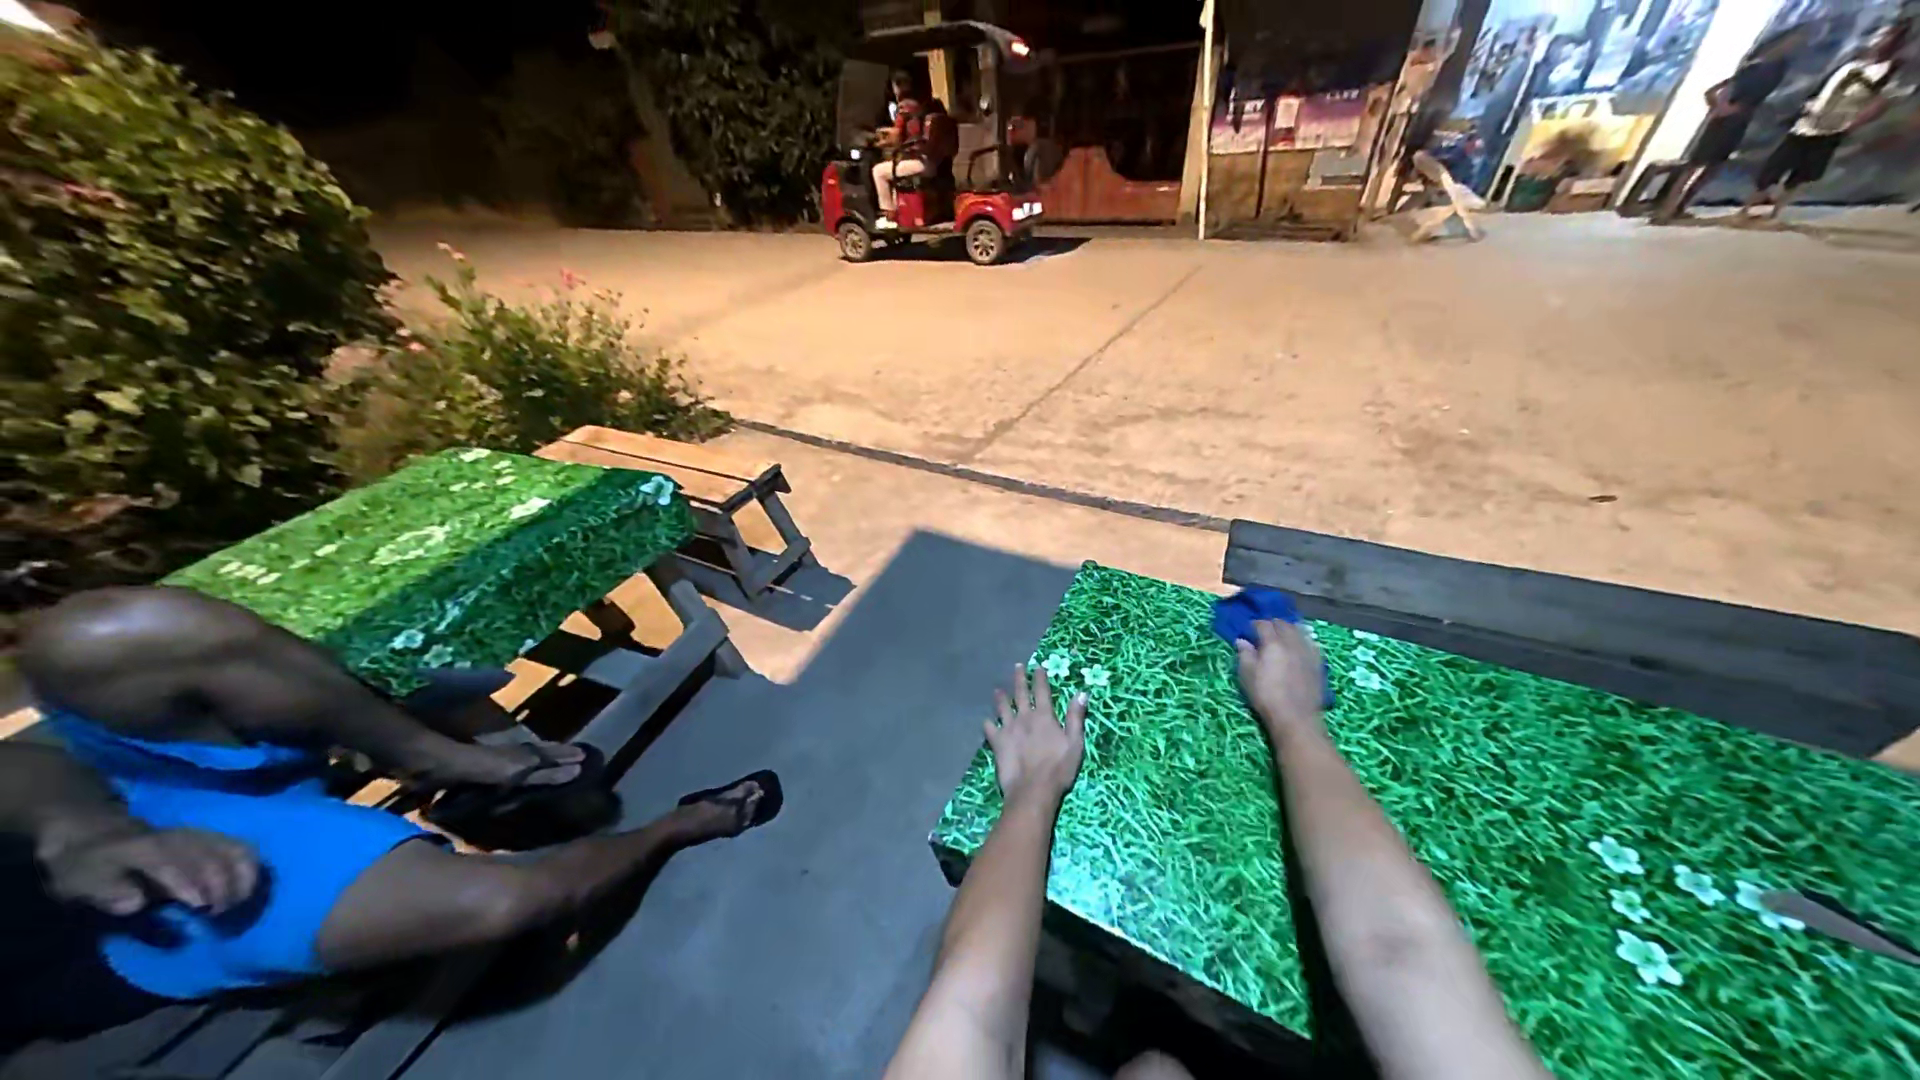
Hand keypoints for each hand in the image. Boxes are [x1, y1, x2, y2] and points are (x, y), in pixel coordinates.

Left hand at [41, 825, 260, 916]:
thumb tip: (138, 904)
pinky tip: (248, 880)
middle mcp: (182, 838)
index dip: (193, 890)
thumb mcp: (80, 882)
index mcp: (149, 848)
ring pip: (236, 851)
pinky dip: (250, 864)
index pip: (178, 868)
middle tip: (223, 912)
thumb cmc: (87, 864)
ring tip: (241, 898)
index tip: (203, 912)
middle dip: (225, 886)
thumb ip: (108, 892)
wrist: (98, 834)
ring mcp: (201, 835)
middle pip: (214, 860)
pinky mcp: (213, 836)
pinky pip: (241, 847)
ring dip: (245, 875)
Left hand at [986, 664, 1086, 805]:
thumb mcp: (1075, 742)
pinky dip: (988, 723)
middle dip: (1019, 678)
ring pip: (1002, 707)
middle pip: (1020, 693)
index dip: (1040, 677)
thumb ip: (1076, 717)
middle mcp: (1024, 717)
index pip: (1041, 691)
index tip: (1038, 666)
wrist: (1033, 789)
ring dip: (1001, 697)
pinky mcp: (997, 742)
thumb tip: (1081, 693)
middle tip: (1017, 666)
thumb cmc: (1059, 768)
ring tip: (998, 689)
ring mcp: (1008, 728)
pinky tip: (986, 721)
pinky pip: (989, 728)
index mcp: (1044, 716)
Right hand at [1235, 619, 1325, 735]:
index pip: (1263, 624)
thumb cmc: (1266, 695)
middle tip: (1263, 632)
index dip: (1254, 624)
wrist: (1296, 717)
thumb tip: (1242, 640)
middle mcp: (1292, 642)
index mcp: (1273, 643)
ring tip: (1282, 636)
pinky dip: (1303, 639)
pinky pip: (1311, 643)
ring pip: (1299, 630)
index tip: (1248, 630)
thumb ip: (1244, 654)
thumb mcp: (1247, 675)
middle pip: (1283, 624)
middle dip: (1272, 624)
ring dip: (1289, 629)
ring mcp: (1308, 651)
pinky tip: (1299, 645)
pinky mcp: (1318, 662)